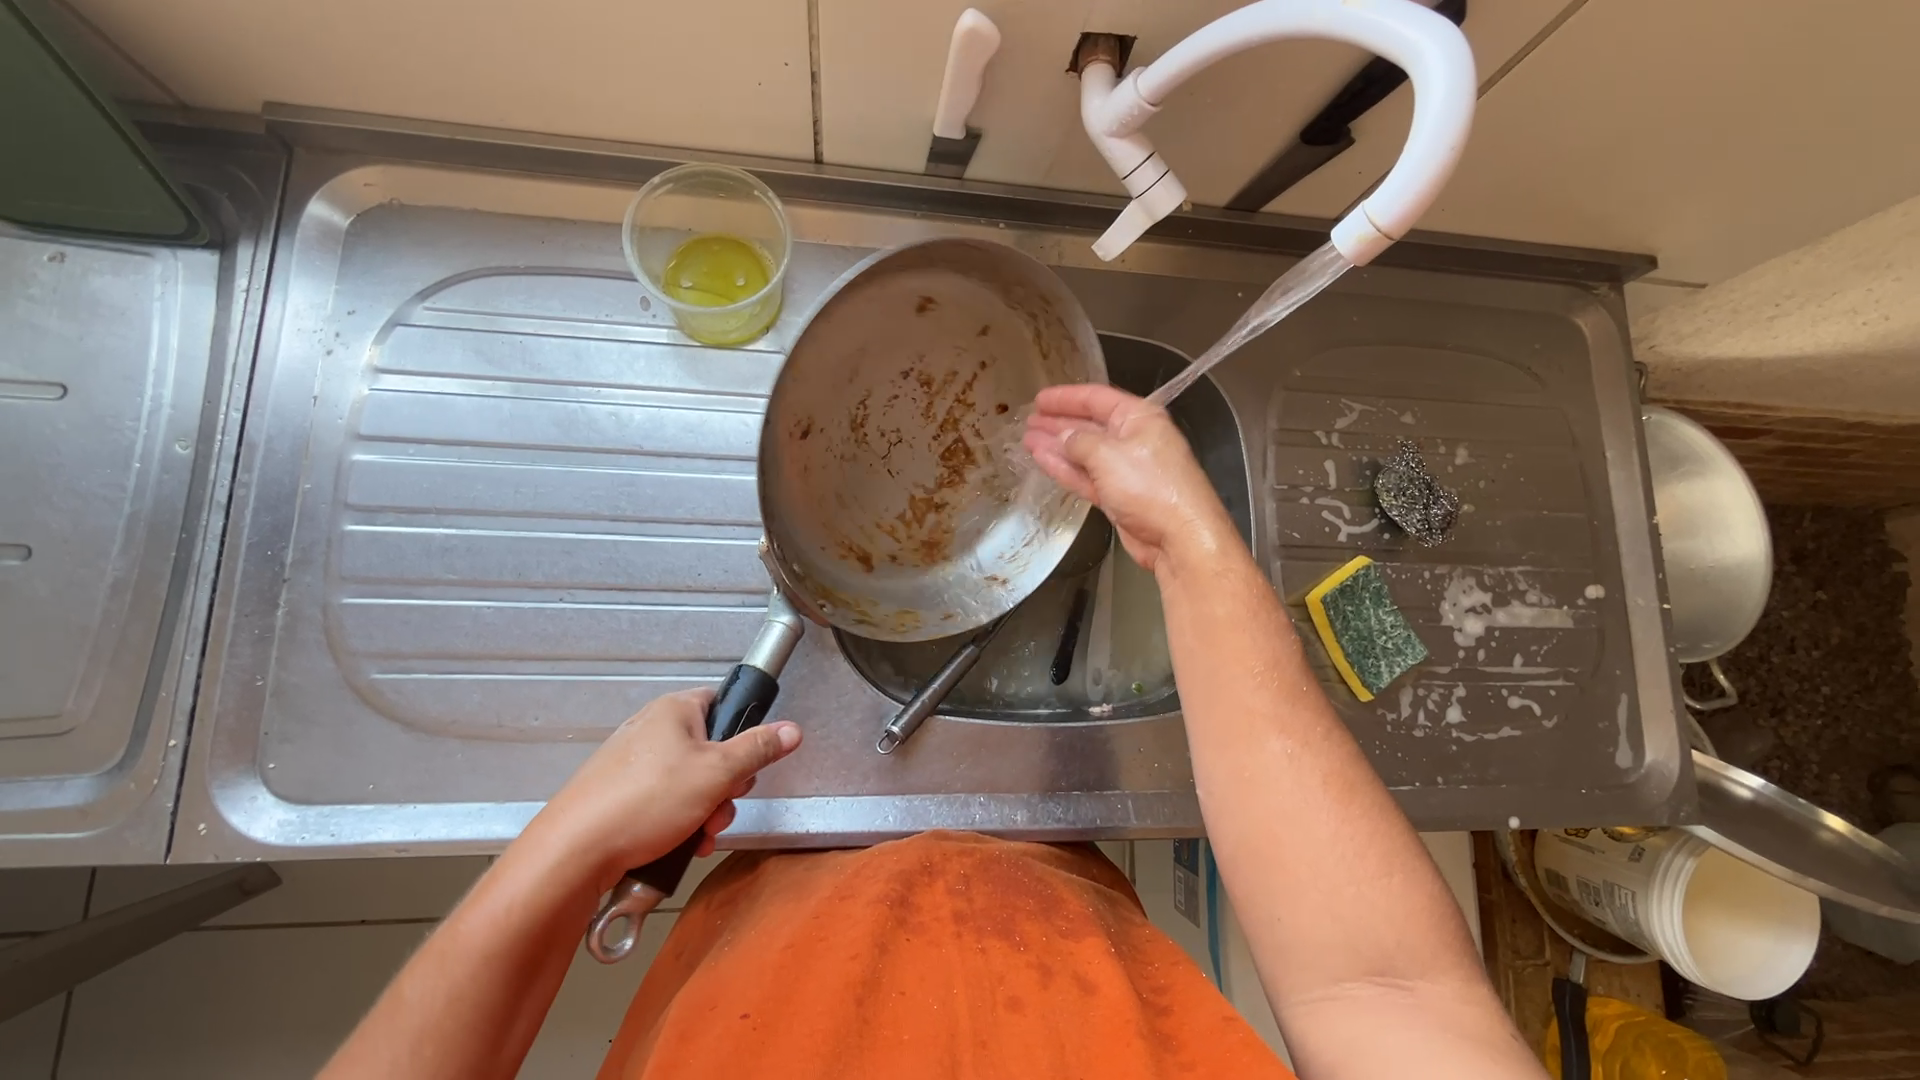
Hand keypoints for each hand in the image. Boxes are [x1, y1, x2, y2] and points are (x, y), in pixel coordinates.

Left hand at [529, 688, 800, 890]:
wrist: (574, 854)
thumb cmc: (645, 802)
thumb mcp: (717, 772)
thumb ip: (758, 749)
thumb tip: (791, 729)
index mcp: (674, 711)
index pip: (723, 704)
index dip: (743, 733)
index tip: (749, 761)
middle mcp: (651, 730)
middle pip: (710, 750)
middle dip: (726, 786)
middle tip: (722, 804)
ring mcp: (632, 765)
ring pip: (690, 783)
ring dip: (706, 811)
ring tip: (698, 834)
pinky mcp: (619, 797)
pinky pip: (665, 804)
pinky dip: (679, 824)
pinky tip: (681, 846)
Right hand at [1023, 384, 1237, 574]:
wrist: (1179, 538)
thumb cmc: (1151, 487)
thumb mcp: (1109, 455)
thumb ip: (1079, 442)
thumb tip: (1062, 436)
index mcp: (1139, 418)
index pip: (1097, 398)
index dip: (1066, 397)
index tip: (1040, 398)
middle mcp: (1134, 439)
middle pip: (1090, 425)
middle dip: (1059, 422)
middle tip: (1030, 420)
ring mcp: (1126, 470)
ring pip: (1085, 453)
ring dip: (1057, 446)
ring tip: (1028, 440)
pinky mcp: (1119, 496)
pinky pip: (1087, 477)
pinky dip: (1066, 469)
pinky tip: (1043, 461)